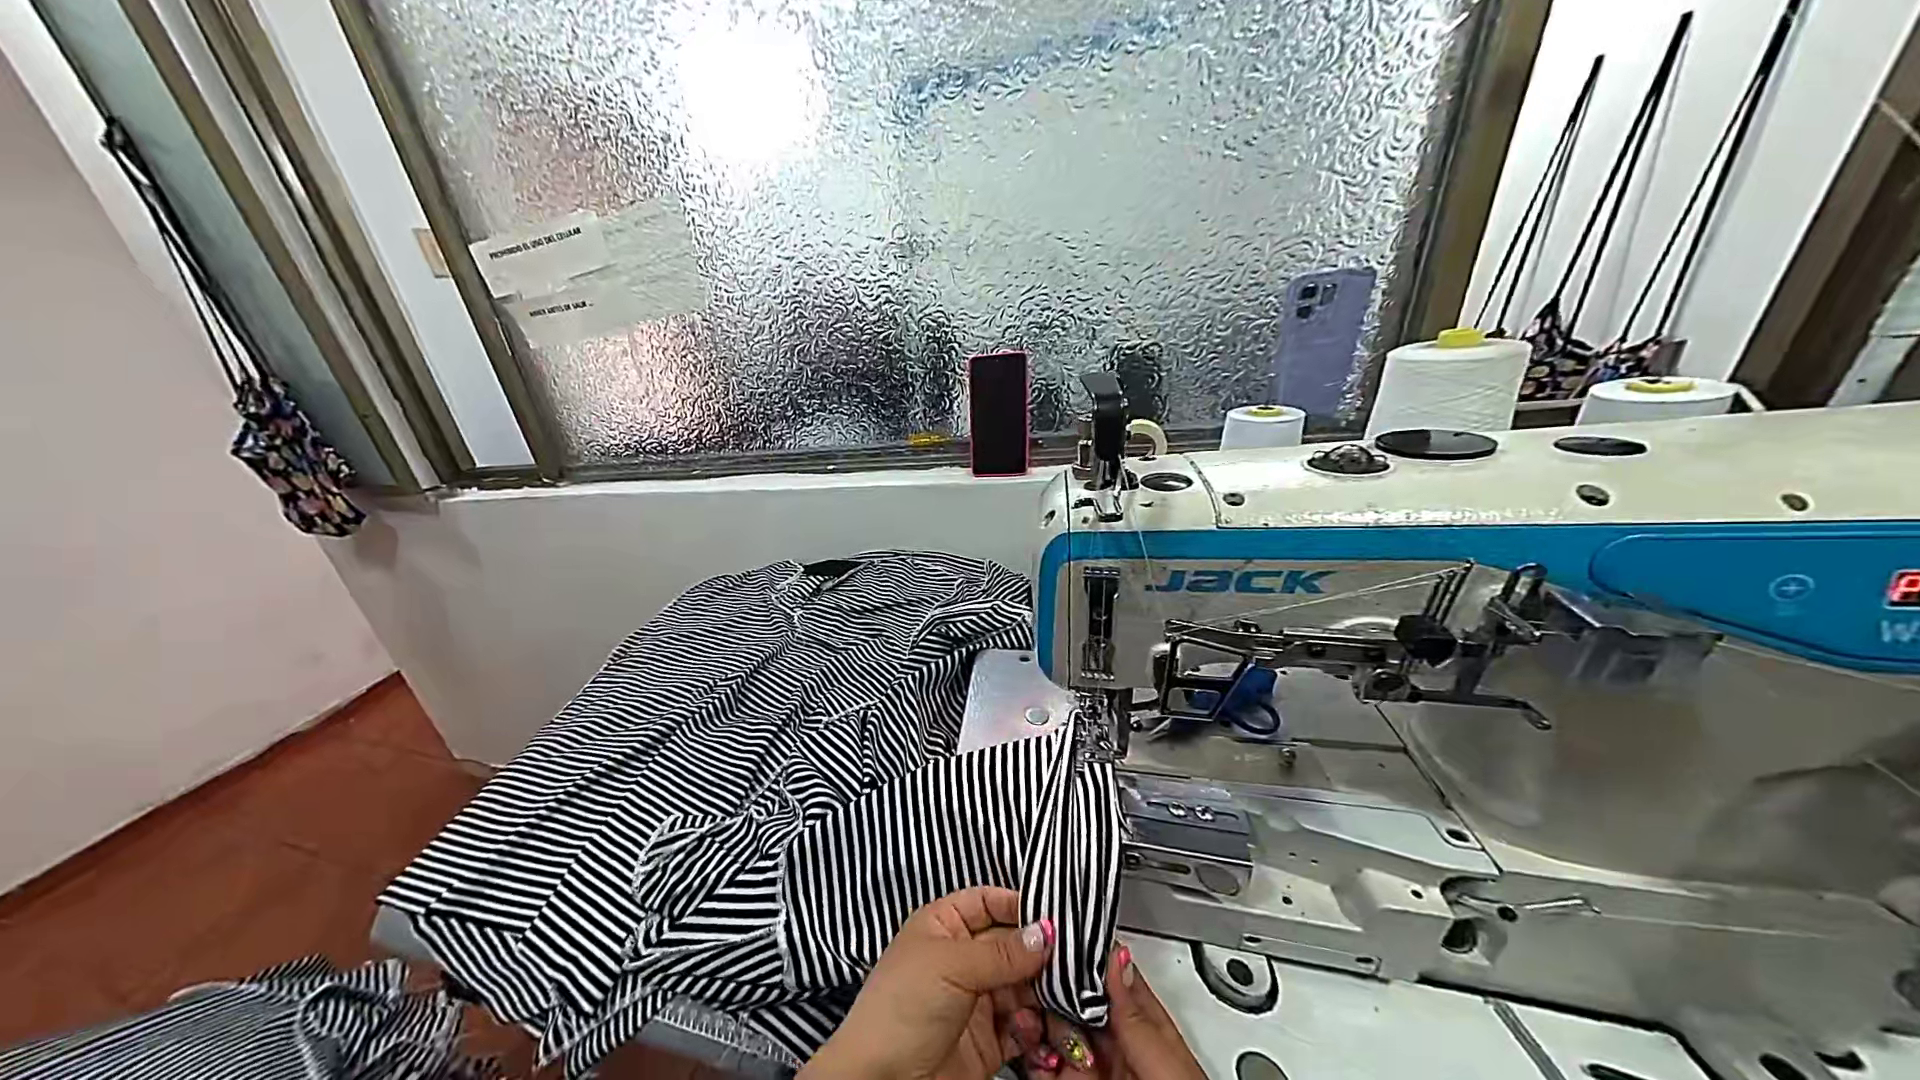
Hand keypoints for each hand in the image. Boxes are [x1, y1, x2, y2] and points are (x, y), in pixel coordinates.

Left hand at [800, 886, 1054, 1079]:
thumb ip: (1002, 952)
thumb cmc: (902, 1007)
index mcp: (944, 925)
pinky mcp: (987, 1041)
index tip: (1055, 914)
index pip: (988, 902)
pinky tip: (1038, 1029)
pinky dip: (1036, 1027)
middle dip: (1040, 953)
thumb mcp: (951, 966)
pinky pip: (1022, 1026)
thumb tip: (1047, 931)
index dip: (1018, 905)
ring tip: (1063, 998)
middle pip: (1012, 945)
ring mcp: (975, 999)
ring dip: (1044, 992)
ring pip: (1023, 986)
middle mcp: (962, 958)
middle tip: (1071, 960)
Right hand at [1033, 944, 1206, 1079]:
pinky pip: (1046, 1068)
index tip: (1057, 939)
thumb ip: (1137, 1016)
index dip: (1084, 956)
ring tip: (1031, 1018)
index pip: (1110, 977)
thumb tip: (1117, 957)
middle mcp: (1117, 1048)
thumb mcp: (1165, 1067)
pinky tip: (1035, 1053)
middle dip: (1051, 990)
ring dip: (1039, 1023)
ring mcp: (1094, 1072)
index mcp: (1147, 1030)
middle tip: (1033, 978)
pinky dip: (1035, 1059)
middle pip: (1075, 1002)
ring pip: (1056, 1034)